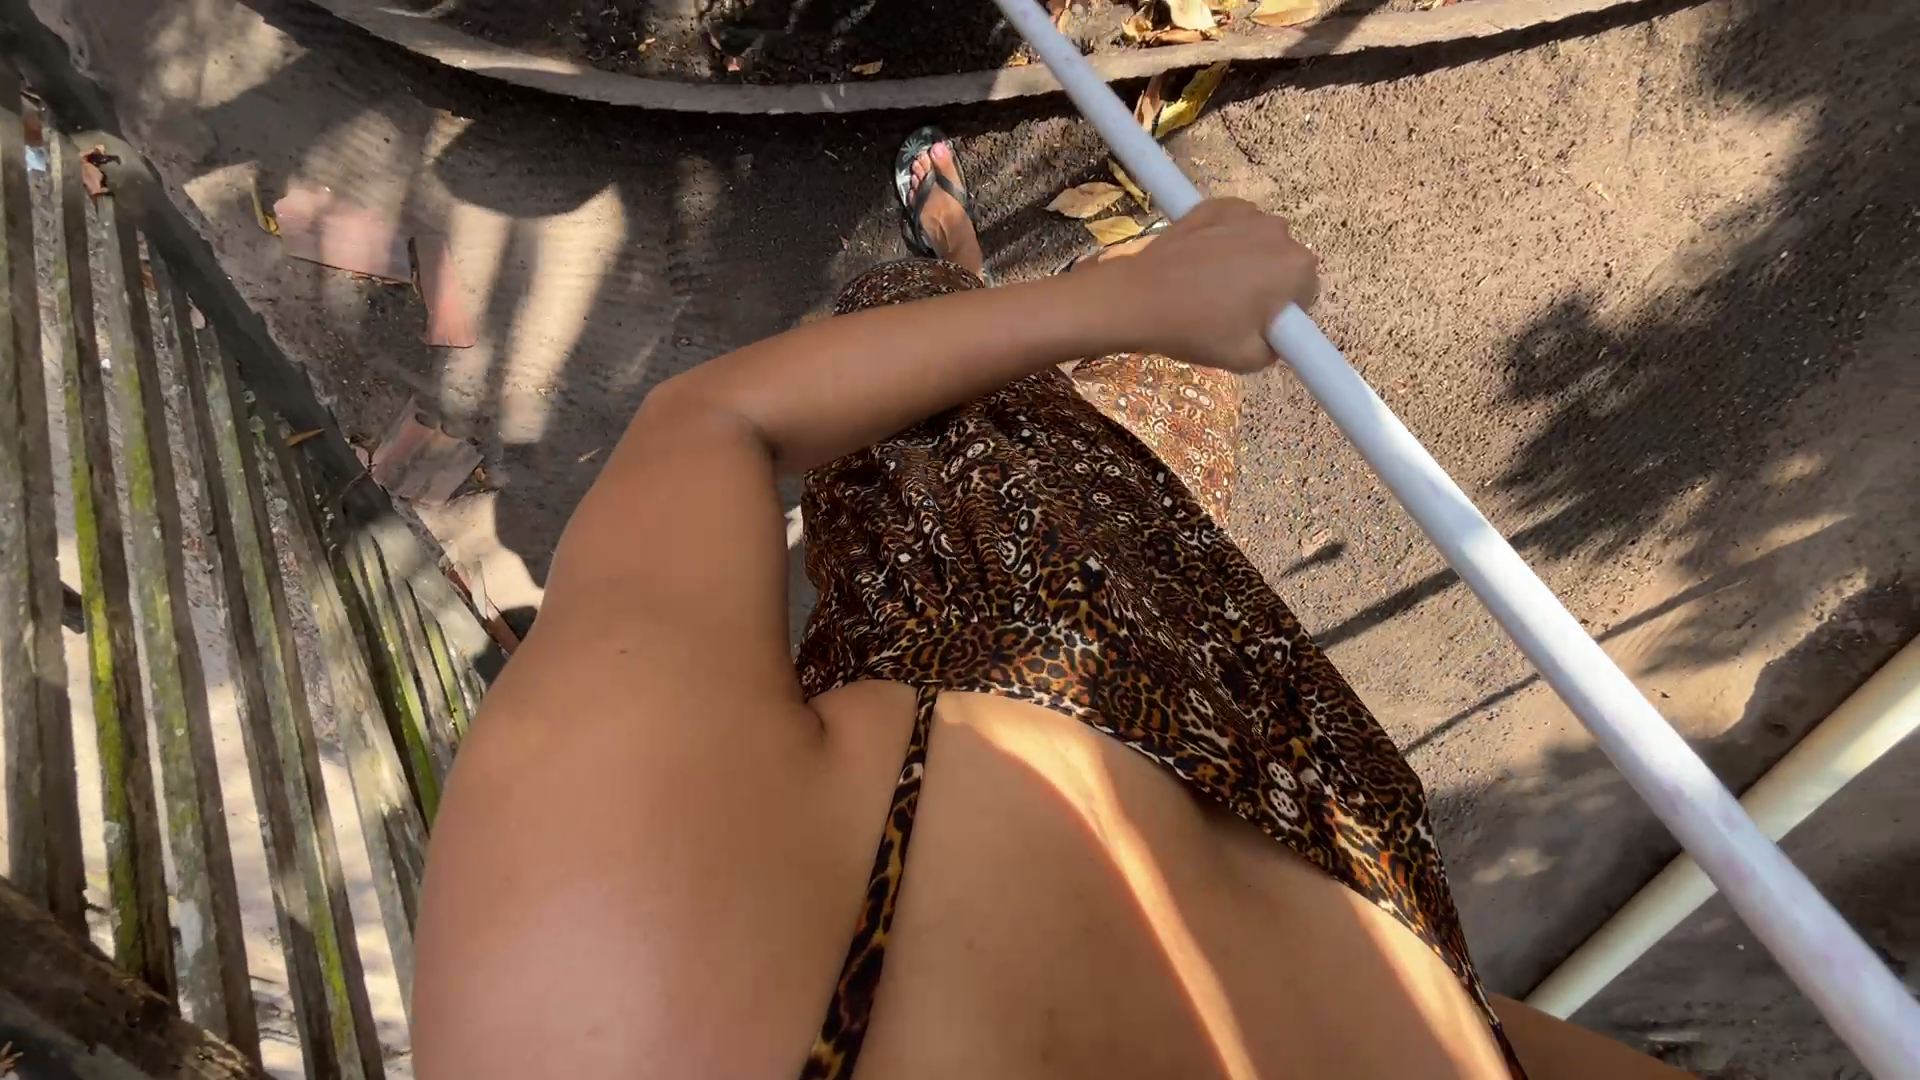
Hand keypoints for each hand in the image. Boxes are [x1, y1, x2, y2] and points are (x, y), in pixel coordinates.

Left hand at [1100, 198, 1319, 373]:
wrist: (1137, 298)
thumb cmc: (1195, 330)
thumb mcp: (1246, 359)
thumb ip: (1276, 351)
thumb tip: (1277, 341)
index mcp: (1296, 268)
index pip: (1305, 296)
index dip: (1281, 316)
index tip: (1253, 326)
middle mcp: (1280, 231)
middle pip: (1283, 265)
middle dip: (1265, 286)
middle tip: (1227, 311)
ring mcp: (1246, 212)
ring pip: (1258, 244)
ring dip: (1244, 262)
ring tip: (1206, 288)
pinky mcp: (1216, 204)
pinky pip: (1232, 226)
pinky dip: (1222, 240)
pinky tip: (1197, 263)